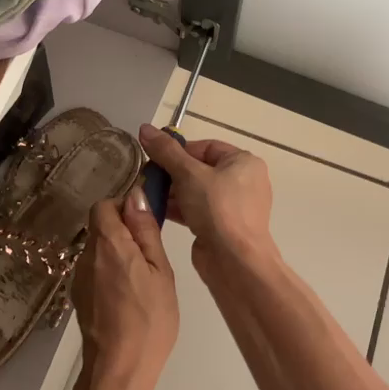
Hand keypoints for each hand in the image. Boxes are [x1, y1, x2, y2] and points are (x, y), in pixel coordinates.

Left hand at [69, 187, 178, 389]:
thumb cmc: (149, 320)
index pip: (104, 205)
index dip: (124, 208)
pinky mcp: (79, 299)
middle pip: (101, 228)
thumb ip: (146, 231)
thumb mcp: (160, 272)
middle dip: (124, 234)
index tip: (146, 226)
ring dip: (118, 256)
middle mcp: (86, 255)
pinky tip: (129, 300)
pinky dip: (110, 276)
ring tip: (143, 283)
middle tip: (152, 258)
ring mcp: (79, 279)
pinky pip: (96, 273)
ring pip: (99, 252)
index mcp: (107, 243)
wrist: (119, 371)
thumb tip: (136, 194)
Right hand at [137, 125, 276, 277]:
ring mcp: (233, 206)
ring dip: (171, 191)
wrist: (234, 261)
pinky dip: (178, 208)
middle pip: (199, 168)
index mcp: (243, 162)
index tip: (154, 158)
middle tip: (147, 176)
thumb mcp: (188, 174)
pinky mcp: (222, 227)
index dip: (178, 150)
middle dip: (171, 173)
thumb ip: (166, 151)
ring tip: (146, 192)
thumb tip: (144, 128)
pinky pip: (196, 210)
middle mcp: (243, 181)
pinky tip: (154, 209)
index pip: (206, 147)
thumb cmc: (217, 208)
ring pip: (196, 191)